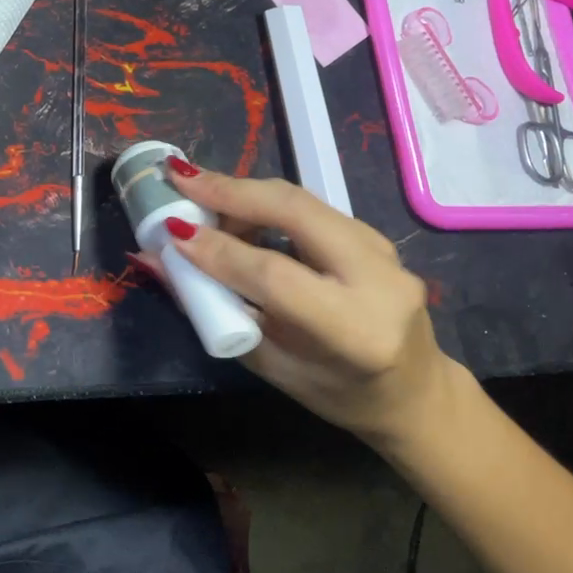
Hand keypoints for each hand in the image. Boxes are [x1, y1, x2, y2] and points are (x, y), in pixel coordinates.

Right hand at [145, 169, 462, 445]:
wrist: (417, 394)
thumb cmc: (339, 394)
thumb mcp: (270, 364)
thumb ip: (215, 309)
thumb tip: (154, 261)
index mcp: (354, 330)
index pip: (276, 276)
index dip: (219, 250)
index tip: (170, 232)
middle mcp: (377, 280)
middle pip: (294, 211)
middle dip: (230, 191)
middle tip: (178, 178)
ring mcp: (382, 251)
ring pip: (300, 199)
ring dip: (243, 193)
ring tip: (200, 200)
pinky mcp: (374, 235)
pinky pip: (309, 206)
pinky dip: (264, 201)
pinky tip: (235, 209)